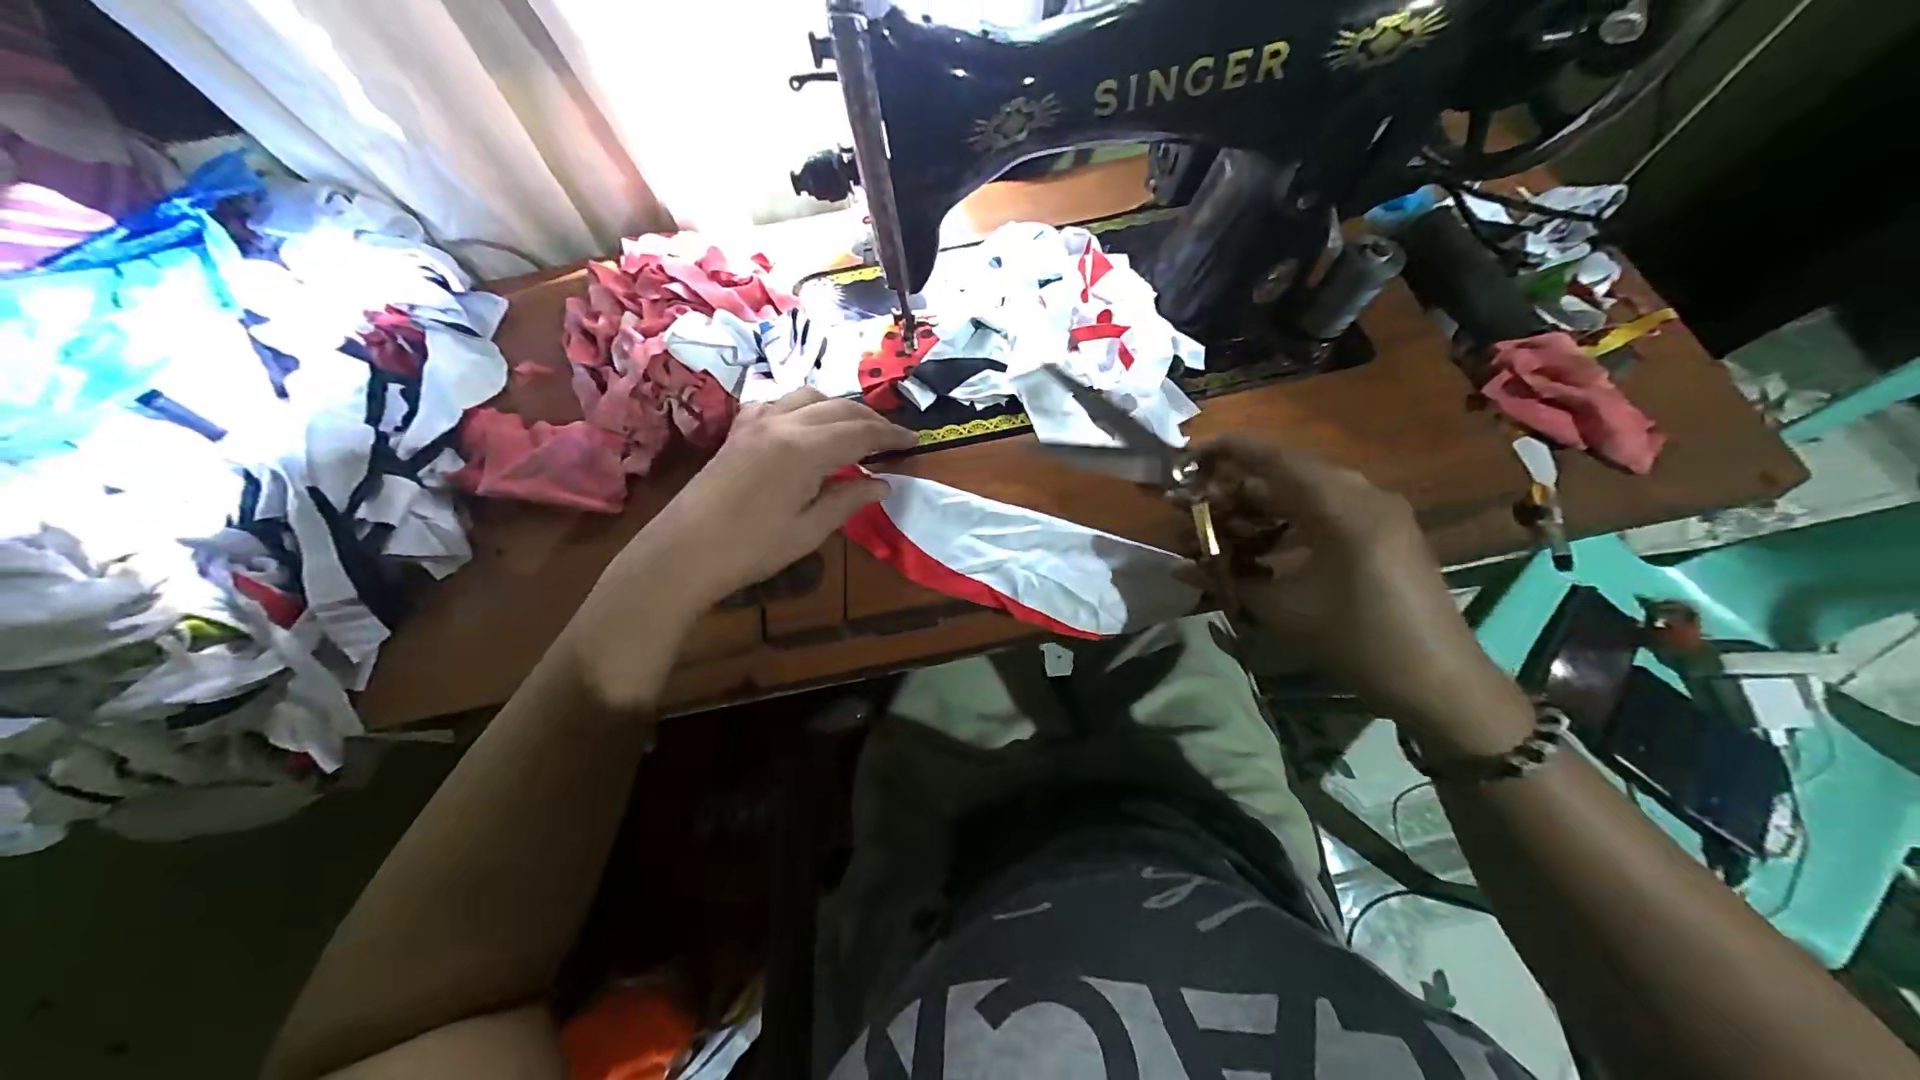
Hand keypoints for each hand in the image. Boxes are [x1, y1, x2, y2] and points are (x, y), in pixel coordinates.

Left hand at [639, 388, 917, 603]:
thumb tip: (883, 484)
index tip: (915, 441)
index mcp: (804, 448)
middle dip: (871, 419)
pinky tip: (807, 426)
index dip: (891, 435)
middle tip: (892, 438)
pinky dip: (804, 407)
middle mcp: (783, 422)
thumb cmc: (752, 548)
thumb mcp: (809, 530)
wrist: (684, 551)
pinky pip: (779, 402)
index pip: (860, 431)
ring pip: (809, 396)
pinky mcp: (739, 430)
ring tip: (856, 428)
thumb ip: (848, 499)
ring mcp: (756, 421)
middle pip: (838, 407)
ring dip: (839, 407)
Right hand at [1192, 435, 1531, 755]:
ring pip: (1307, 490)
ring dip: (1261, 504)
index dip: (1227, 450)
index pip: (1273, 458)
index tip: (1187, 456)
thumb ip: (1228, 581)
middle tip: (1194, 502)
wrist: (1437, 680)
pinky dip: (1289, 518)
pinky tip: (1262, 543)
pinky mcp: (1386, 531)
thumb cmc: (1356, 639)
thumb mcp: (1282, 610)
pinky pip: (1328, 508)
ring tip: (1220, 524)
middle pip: (1287, 472)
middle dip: (1236, 484)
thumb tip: (1179, 569)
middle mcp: (1362, 495)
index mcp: (1340, 506)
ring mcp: (1379, 511)